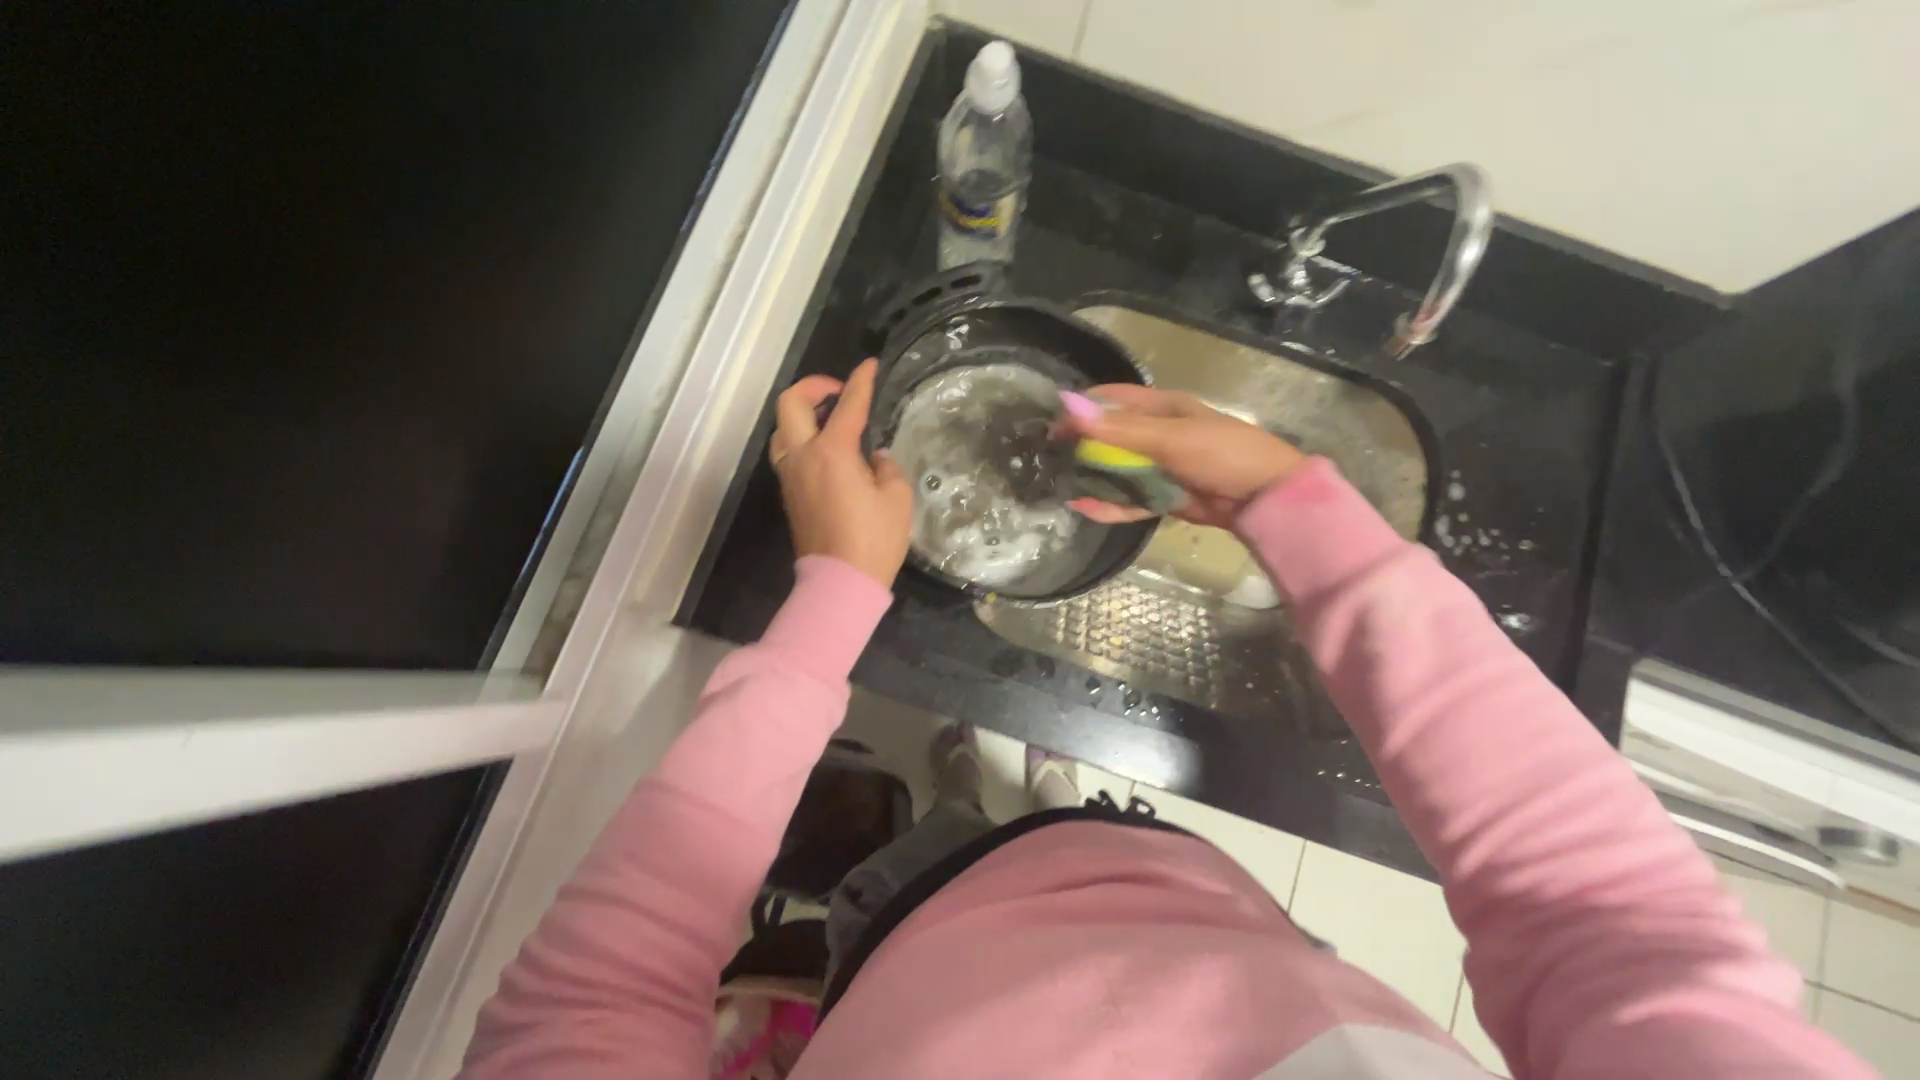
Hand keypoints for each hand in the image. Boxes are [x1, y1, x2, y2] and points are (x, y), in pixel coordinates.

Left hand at [770, 358, 913, 587]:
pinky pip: (787, 453)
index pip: (848, 405)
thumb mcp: (897, 498)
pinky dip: (802, 439)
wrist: (840, 582)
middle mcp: (803, 456)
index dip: (861, 381)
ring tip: (830, 421)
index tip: (869, 366)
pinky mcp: (789, 494)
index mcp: (832, 452)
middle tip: (838, 393)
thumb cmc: (874, 540)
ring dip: (802, 415)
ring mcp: (791, 476)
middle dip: (814, 387)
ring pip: (782, 429)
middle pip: (791, 403)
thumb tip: (875, 458)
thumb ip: (887, 467)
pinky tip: (827, 450)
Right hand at [1065, 384, 1308, 529]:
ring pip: (1117, 470)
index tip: (1052, 423)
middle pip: (1110, 437)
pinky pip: (1129, 500)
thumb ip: (1119, 428)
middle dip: (1081, 446)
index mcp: (1163, 408)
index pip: (1113, 400)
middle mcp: (1158, 434)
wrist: (1265, 499)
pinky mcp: (1165, 497)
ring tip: (1059, 484)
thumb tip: (1068, 405)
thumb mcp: (1169, 437)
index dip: (1082, 407)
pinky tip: (1083, 507)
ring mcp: (1161, 468)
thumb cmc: (1222, 453)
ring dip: (1091, 477)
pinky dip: (1108, 504)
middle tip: (1048, 459)